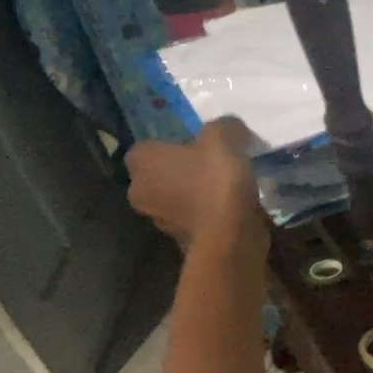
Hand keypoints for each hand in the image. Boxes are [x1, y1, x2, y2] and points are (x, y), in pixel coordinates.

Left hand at [126, 118, 262, 247]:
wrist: (231, 239)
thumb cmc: (217, 183)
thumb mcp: (225, 139)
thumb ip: (226, 127)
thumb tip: (233, 130)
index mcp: (140, 159)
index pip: (153, 146)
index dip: (178, 148)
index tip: (202, 152)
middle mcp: (140, 190)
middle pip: (162, 176)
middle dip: (183, 175)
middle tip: (213, 173)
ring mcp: (159, 221)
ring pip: (178, 202)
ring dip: (196, 199)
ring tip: (226, 196)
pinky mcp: (182, 244)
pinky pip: (195, 224)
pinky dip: (208, 220)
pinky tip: (231, 216)